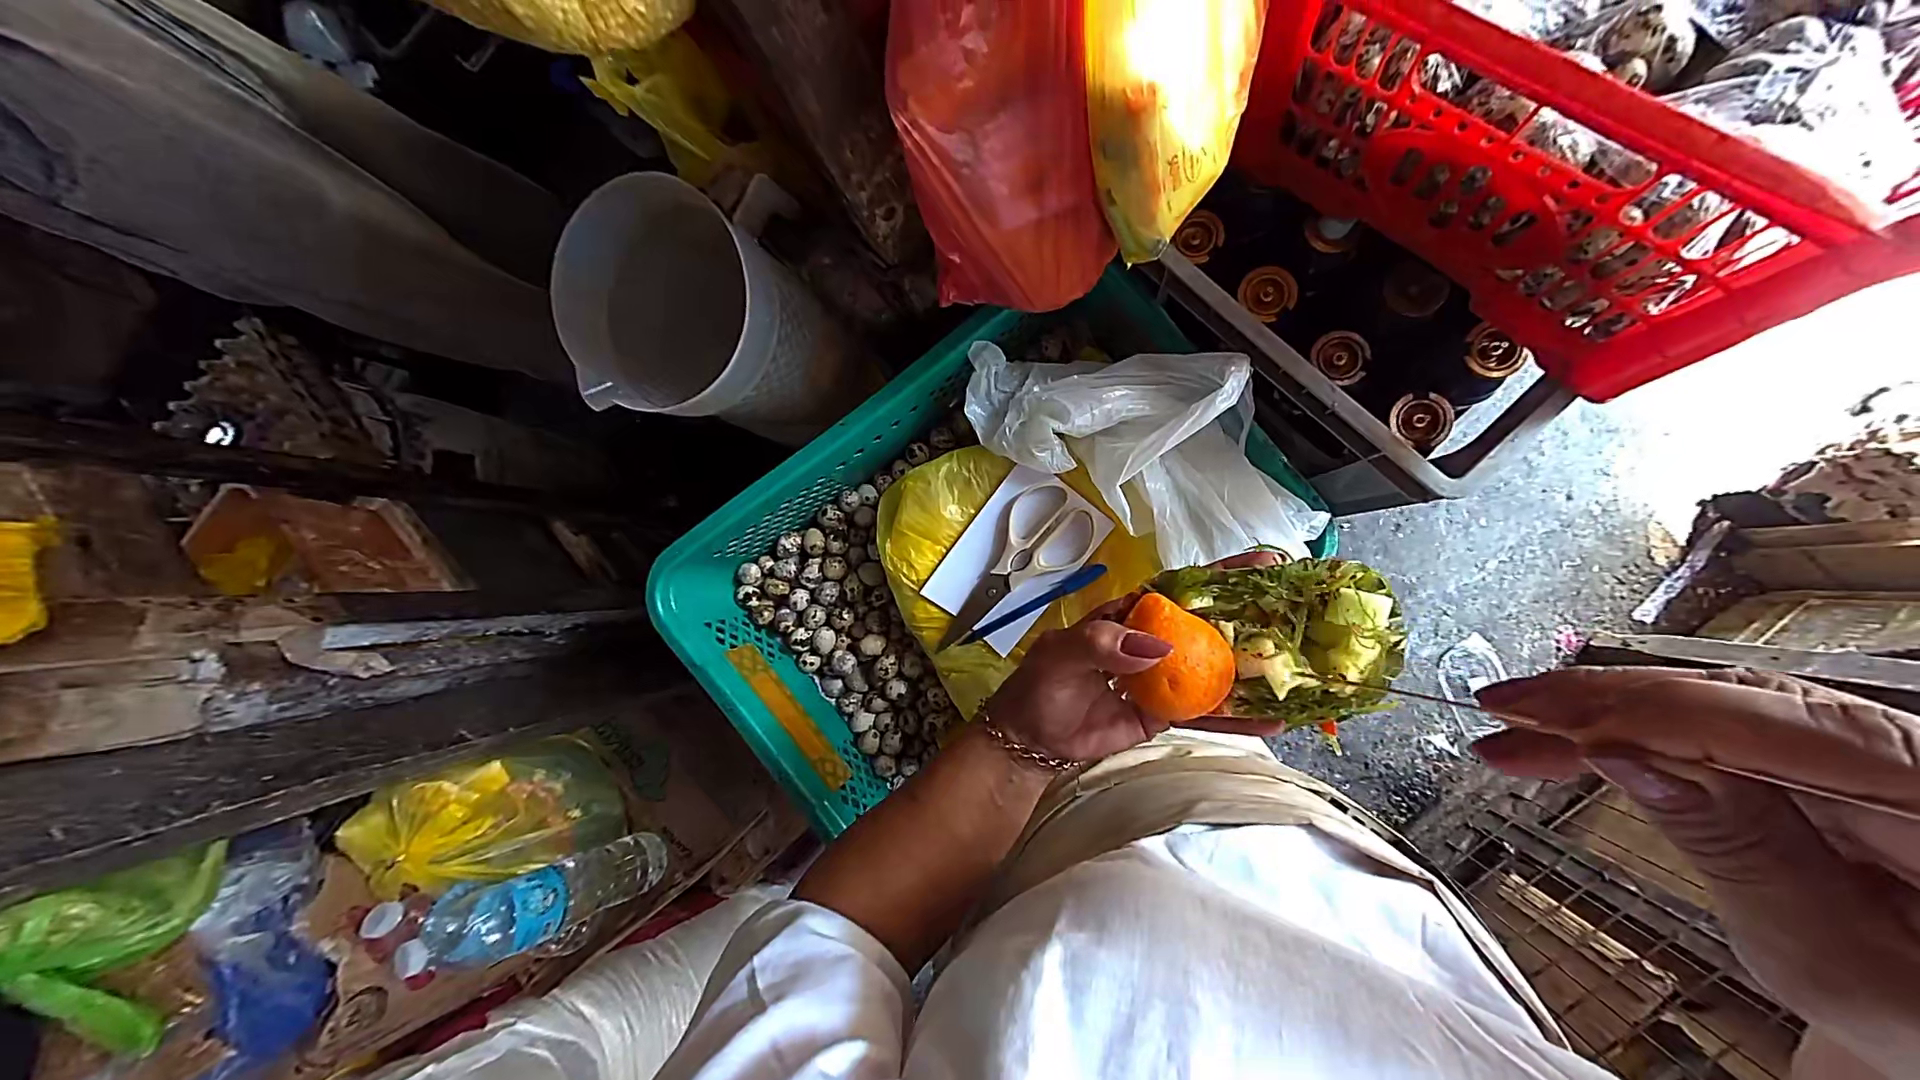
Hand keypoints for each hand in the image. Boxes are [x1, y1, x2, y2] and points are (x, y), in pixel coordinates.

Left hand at [985, 551, 1286, 761]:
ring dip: (1253, 671)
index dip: (1218, 576)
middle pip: (1207, 626)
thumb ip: (1102, 645)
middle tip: (1297, 615)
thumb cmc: (1041, 686)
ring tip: (1299, 671)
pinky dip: (1236, 719)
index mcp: (1129, 617)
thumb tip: (1158, 648)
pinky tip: (1270, 722)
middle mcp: (1152, 643)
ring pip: (1214, 671)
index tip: (1262, 566)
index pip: (1178, 589)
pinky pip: (1205, 714)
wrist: (1032, 737)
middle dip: (1251, 619)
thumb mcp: (1062, 654)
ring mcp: (1163, 679)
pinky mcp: (1165, 714)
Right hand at [1472, 667, 1919, 1077]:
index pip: (1781, 726)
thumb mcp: (1835, 961)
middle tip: (1504, 711)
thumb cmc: (1912, 1023)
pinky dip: (1619, 729)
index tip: (1551, 725)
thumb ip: (1737, 850)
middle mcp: (1901, 753)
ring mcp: (1855, 752)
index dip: (1653, 716)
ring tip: (1512, 723)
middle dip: (1601, 703)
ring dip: (1592, 712)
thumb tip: (1620, 757)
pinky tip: (1564, 735)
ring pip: (1701, 703)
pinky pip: (1696, 723)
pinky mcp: (1803, 757)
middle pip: (1732, 699)